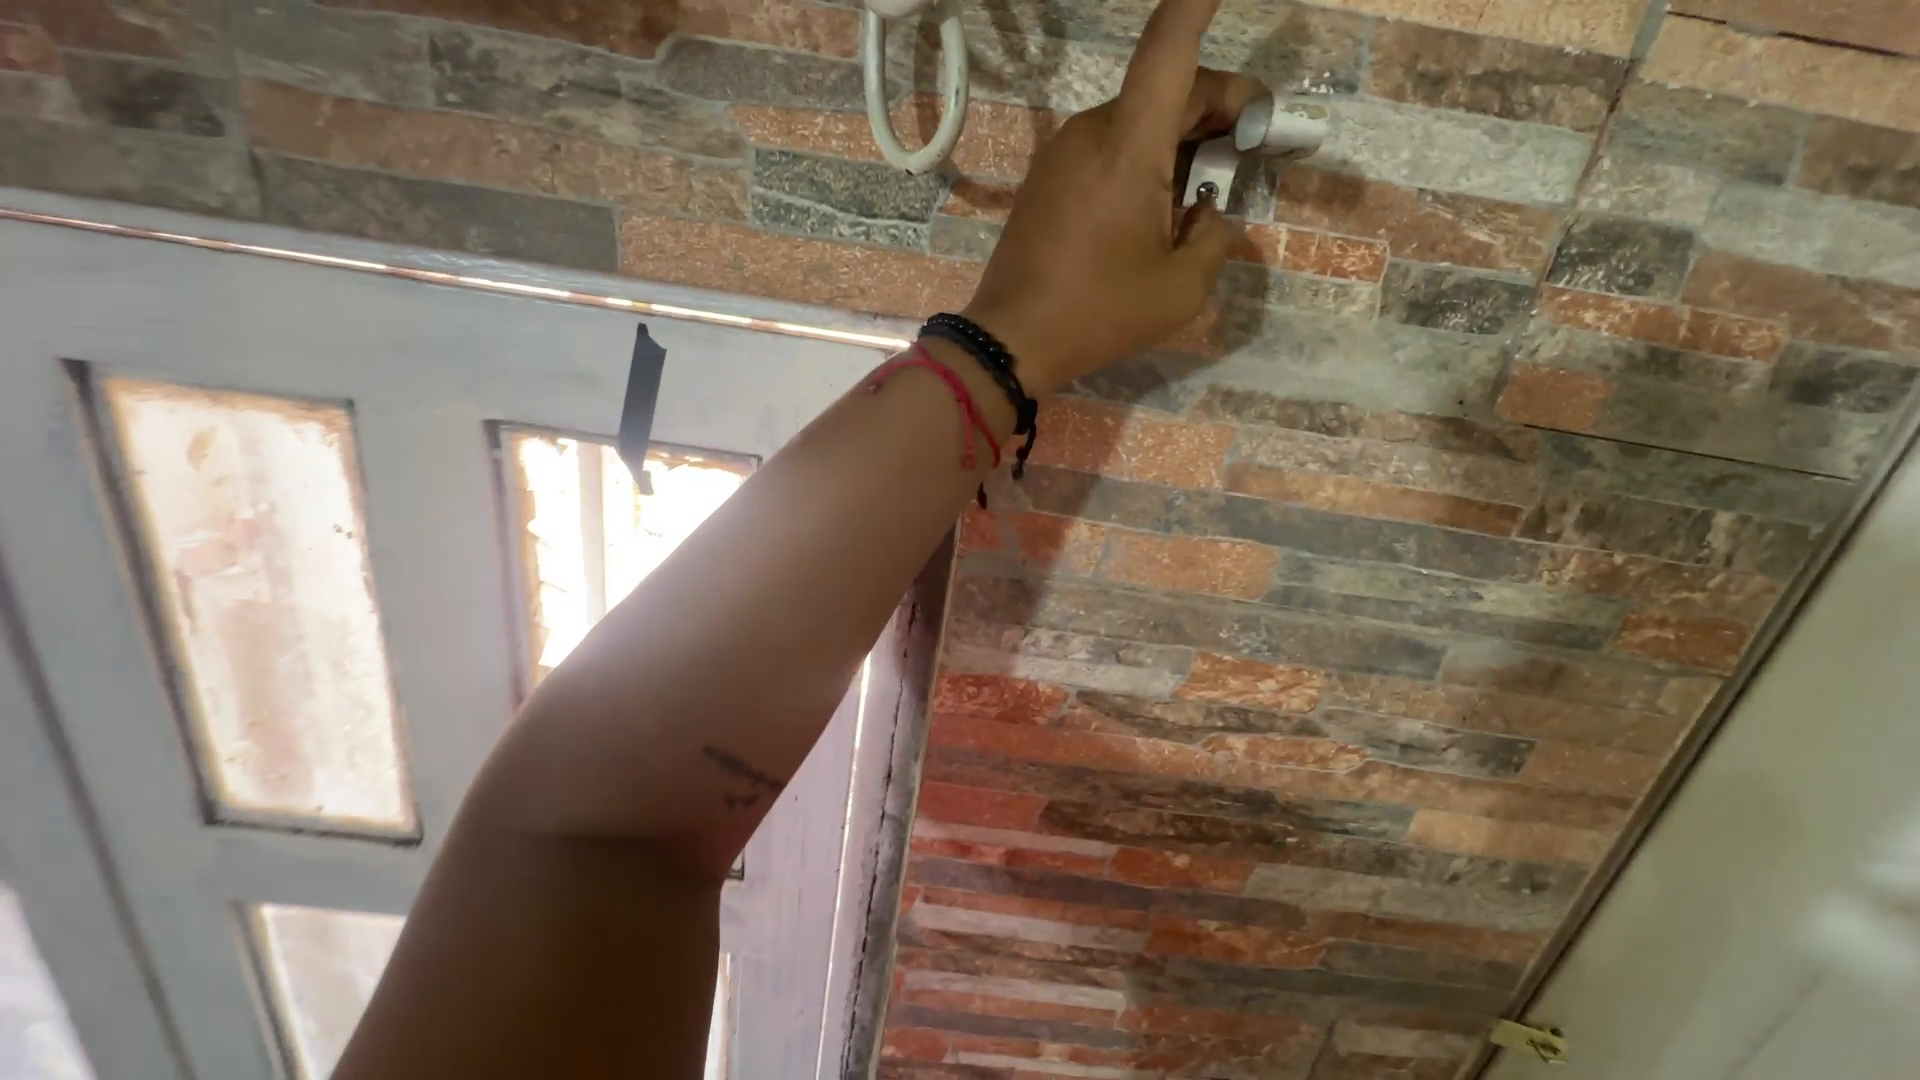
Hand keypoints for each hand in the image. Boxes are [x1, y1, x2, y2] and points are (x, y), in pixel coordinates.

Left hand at [960, 0, 1258, 394]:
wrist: (1009, 341)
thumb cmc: (1099, 312)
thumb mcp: (1180, 289)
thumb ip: (1213, 240)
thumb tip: (1206, 217)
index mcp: (1128, 143)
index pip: (1170, 46)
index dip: (1198, 4)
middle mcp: (1090, 132)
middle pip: (1163, 89)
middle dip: (1216, 105)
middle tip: (1252, 141)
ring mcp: (1060, 155)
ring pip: (1133, 121)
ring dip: (1176, 136)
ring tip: (1204, 184)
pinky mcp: (1044, 181)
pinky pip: (1103, 150)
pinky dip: (1139, 158)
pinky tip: (1153, 205)